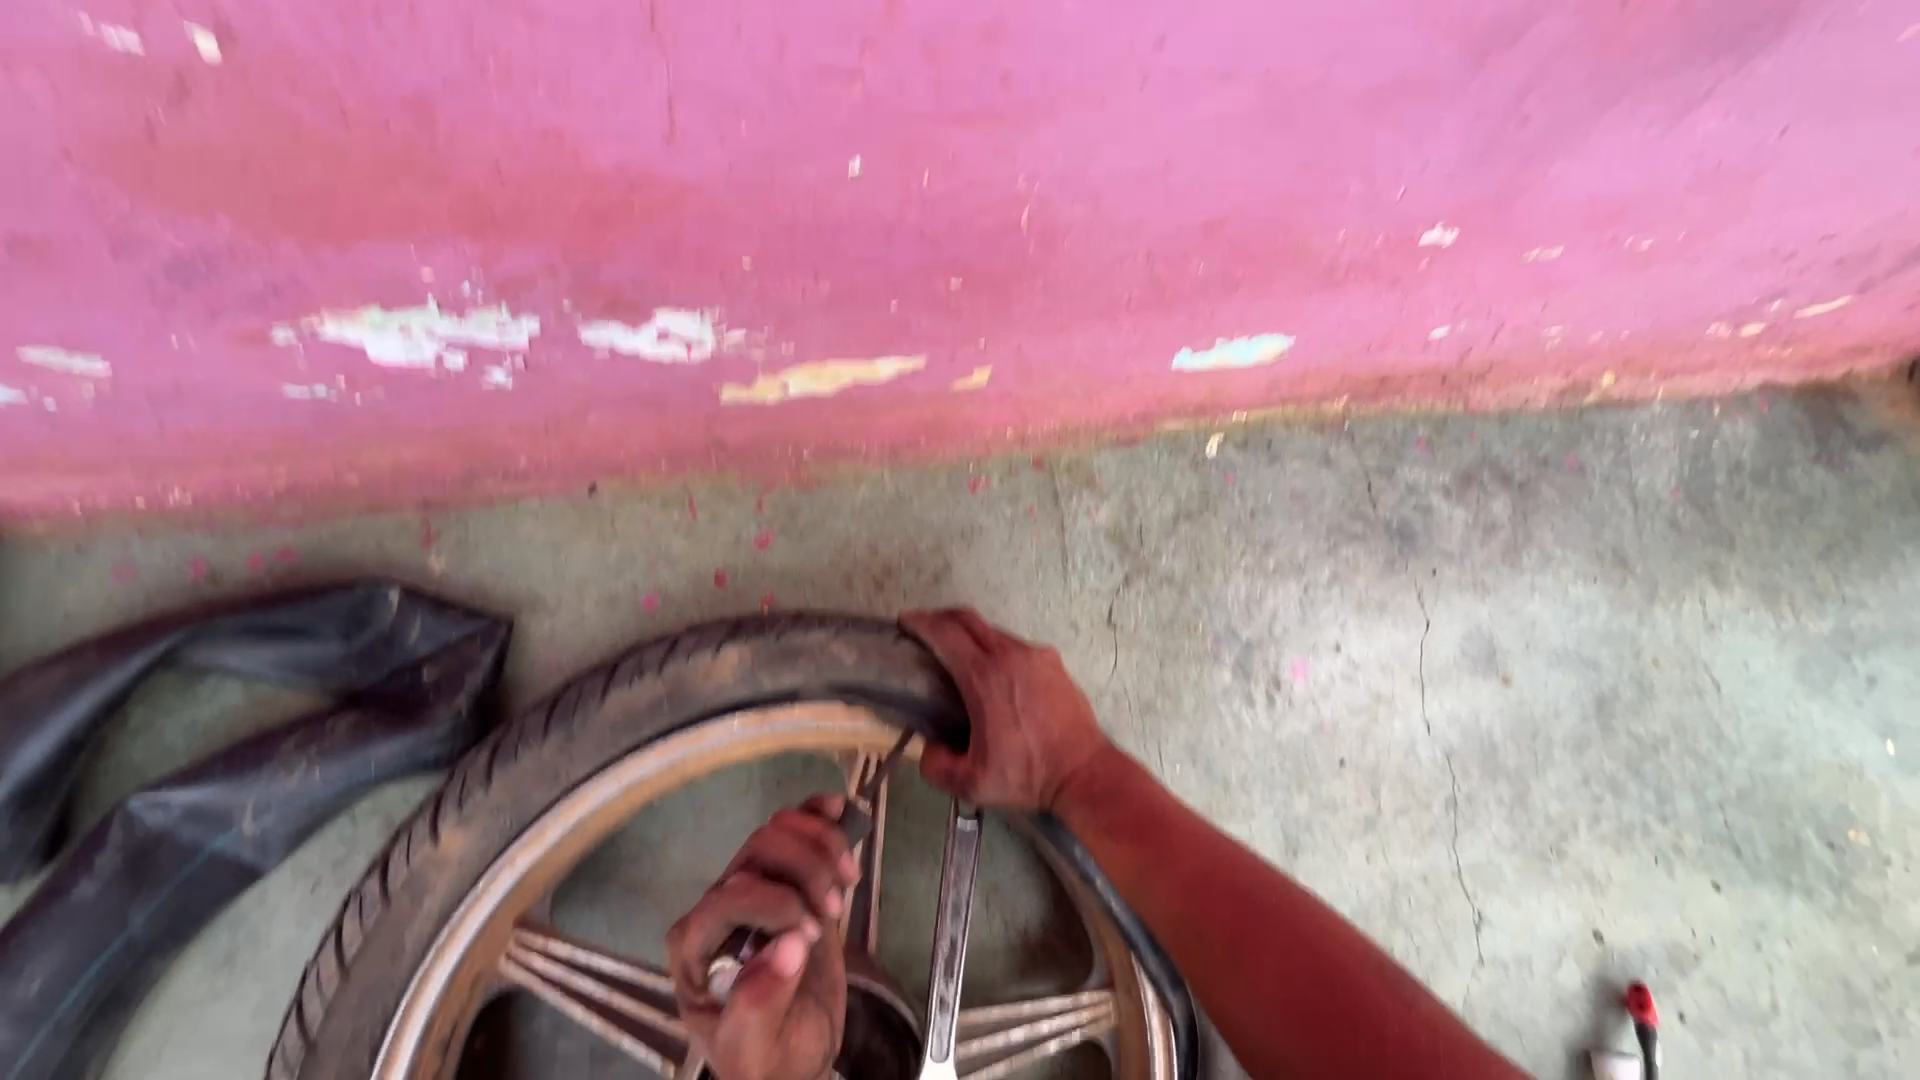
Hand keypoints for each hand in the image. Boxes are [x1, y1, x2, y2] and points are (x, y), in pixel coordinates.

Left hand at [666, 796, 859, 1079]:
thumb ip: (759, 1007)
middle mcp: (719, 906)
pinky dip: (820, 814)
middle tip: (833, 908)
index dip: (774, 905)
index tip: (812, 935)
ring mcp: (755, 885)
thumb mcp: (757, 1052)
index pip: (730, 896)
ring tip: (847, 879)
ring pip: (781, 832)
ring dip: (822, 845)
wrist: (799, 1049)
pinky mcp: (788, 876)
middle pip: (759, 850)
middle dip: (805, 871)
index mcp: (696, 947)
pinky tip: (841, 812)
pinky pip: (797, 829)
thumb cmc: (769, 1056)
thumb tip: (789, 946)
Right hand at [900, 608, 1113, 812]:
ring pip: (992, 631)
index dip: (920, 622)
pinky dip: (994, 648)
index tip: (905, 622)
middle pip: (967, 619)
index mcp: (985, 677)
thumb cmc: (1028, 776)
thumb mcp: (971, 783)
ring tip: (956, 656)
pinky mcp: (1053, 662)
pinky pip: (1015, 645)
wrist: (1085, 773)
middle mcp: (1010, 655)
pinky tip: (993, 674)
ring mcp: (1036, 655)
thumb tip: (930, 745)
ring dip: (969, 635)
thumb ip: (935, 765)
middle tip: (922, 630)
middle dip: (939, 618)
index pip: (945, 633)